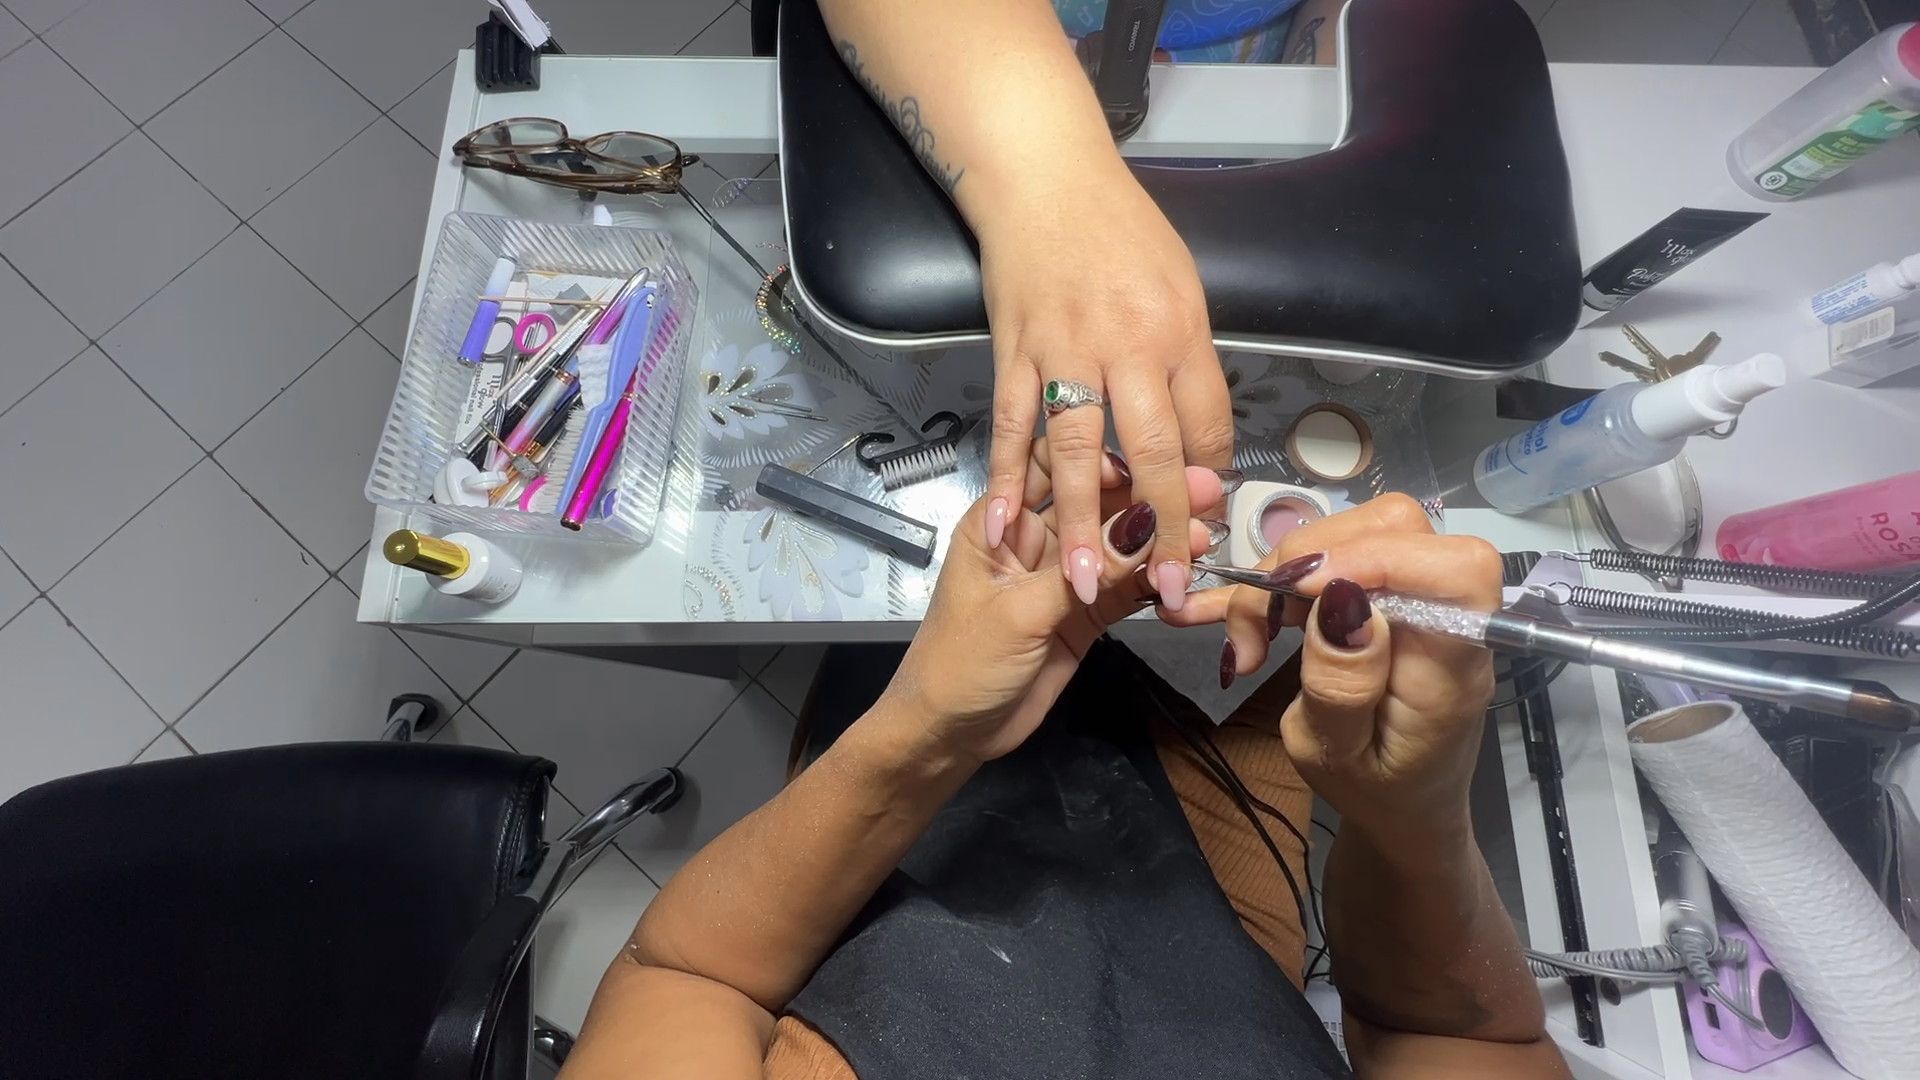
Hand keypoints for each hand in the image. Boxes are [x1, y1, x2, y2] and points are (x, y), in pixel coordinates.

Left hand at [885, 444, 1224, 763]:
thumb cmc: (962, 662)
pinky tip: (1188, 570)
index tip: (1145, 467)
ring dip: (1157, 541)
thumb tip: (1147, 525)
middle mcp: (1034, 538)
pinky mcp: (1084, 612)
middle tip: (1201, 492)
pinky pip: (1124, 586)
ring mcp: (1062, 575)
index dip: (1097, 462)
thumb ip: (1084, 571)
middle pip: (1094, 503)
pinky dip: (1153, 581)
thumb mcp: (1019, 612)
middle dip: (1143, 498)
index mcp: (999, 519)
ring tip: (1204, 535)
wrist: (952, 734)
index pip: (1051, 467)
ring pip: (1116, 546)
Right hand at [975, 160, 1232, 617]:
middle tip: (1164, 589)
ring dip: (1079, 523)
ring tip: (1081, 583)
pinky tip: (1005, 527)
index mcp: (1181, 329)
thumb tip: (1189, 437)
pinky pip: (1012, 428)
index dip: (1207, 481)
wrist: (1046, 180)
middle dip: (1160, 527)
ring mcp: (1065, 353)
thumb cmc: (1122, 229)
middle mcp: (1128, 346)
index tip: (1201, 520)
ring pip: (1077, 452)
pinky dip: (1007, 481)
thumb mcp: (1181, 285)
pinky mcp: (1013, 356)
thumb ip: (1188, 361)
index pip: (1206, 426)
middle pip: (1151, 452)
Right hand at [1161, 495, 1501, 840]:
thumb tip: (1339, 598)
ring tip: (1253, 632)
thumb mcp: (1339, 756)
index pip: (1453, 568)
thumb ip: (1342, 684)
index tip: (1297, 592)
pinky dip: (1268, 580)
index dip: (1372, 556)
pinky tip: (1215, 607)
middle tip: (1259, 624)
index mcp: (1450, 662)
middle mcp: (1443, 615)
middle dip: (1303, 560)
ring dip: (1283, 573)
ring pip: (1350, 532)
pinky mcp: (1381, 596)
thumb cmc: (1375, 791)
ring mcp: (1414, 599)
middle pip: (1390, 528)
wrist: (1402, 802)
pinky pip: (1329, 558)